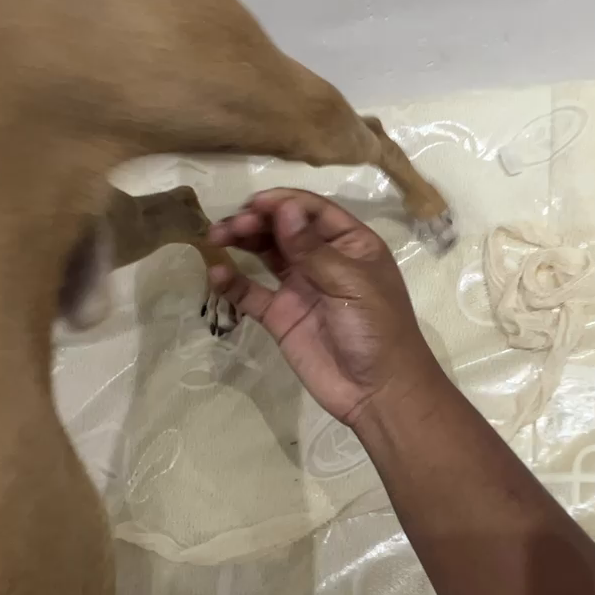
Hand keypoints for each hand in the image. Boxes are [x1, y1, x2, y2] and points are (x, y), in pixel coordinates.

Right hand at [207, 190, 444, 425]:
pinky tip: (216, 273)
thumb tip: (284, 208)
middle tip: (231, 226)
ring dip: (241, 241)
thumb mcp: (352, 283)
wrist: (378, 391)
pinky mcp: (281, 316)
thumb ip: (313, 248)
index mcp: (351, 244)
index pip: (312, 211)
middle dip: (256, 220)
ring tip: (215, 237)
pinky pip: (251, 293)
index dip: (282, 203)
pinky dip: (233, 282)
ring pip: (265, 253)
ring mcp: (300, 287)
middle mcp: (323, 259)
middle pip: (284, 228)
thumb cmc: (378, 329)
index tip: (253, 204)